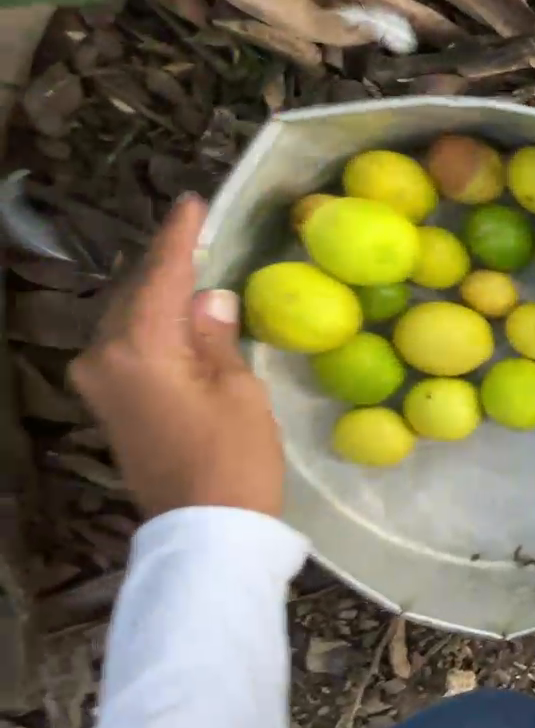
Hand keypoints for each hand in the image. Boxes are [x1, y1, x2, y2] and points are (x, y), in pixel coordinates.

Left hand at [70, 196, 284, 518]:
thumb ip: (217, 340)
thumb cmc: (235, 456)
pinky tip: (183, 320)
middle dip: (165, 267)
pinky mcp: (113, 402)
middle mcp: (102, 358)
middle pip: (134, 297)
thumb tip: (210, 298)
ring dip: (160, 297)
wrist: (207, 524)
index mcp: (136, 350)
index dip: (178, 240)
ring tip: (195, 273)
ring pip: (130, 321)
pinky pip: (132, 347)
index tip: (193, 204)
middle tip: (199, 236)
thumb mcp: (241, 393)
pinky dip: (157, 327)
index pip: (158, 279)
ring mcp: (101, 382)